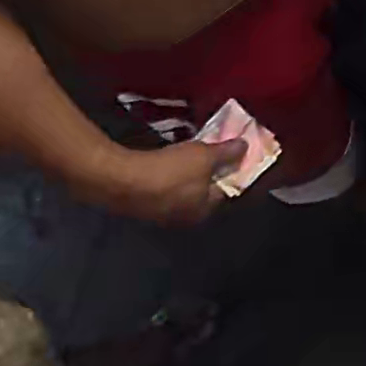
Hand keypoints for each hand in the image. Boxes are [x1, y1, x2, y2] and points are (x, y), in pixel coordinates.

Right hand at [82, 139, 246, 225]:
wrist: (119, 179)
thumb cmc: (172, 170)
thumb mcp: (208, 156)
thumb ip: (230, 153)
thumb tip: (246, 147)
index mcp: (203, 210)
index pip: (228, 190)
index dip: (235, 170)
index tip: (238, 155)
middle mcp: (182, 218)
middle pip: (206, 190)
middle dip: (213, 171)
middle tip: (217, 151)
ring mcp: (159, 214)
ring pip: (185, 188)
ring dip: (192, 171)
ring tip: (196, 152)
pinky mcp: (141, 205)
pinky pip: (166, 186)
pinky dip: (173, 173)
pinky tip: (172, 159)